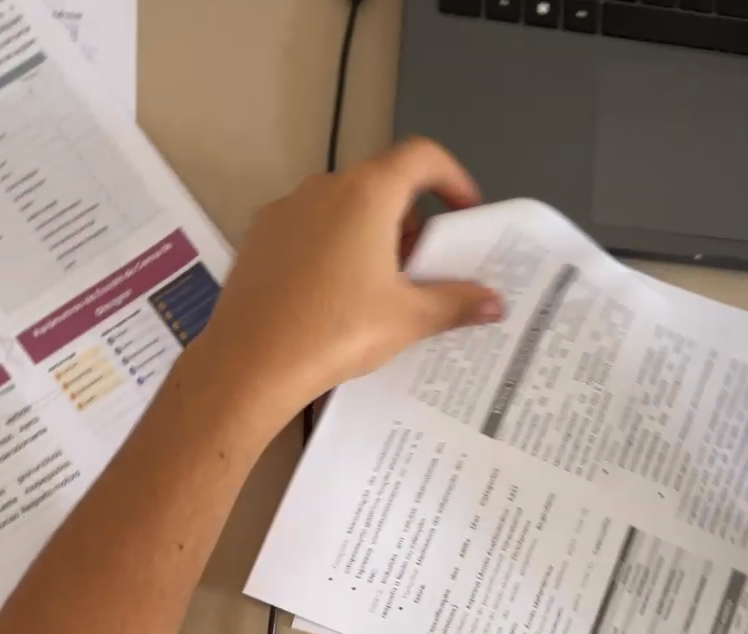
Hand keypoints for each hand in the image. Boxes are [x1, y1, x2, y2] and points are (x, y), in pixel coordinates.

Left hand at [188, 138, 503, 415]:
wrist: (252, 363)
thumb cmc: (337, 331)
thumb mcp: (407, 319)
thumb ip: (456, 304)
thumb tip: (495, 303)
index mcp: (367, 193)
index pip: (422, 157)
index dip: (453, 180)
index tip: (465, 215)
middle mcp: (323, 188)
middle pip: (381, 185)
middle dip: (411, 220)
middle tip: (424, 267)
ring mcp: (285, 211)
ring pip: (342, 209)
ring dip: (371, 235)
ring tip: (381, 288)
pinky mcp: (259, 239)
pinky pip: (309, 231)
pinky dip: (333, 248)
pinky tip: (333, 297)